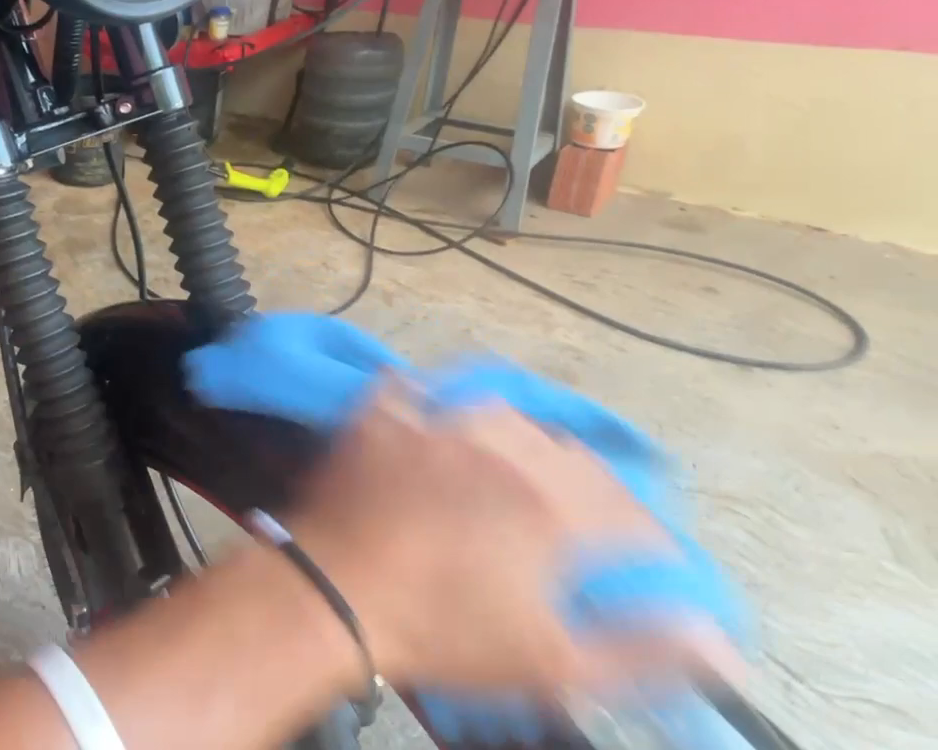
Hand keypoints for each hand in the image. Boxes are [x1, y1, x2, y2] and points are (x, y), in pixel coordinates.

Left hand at [279, 380, 736, 696]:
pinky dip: (428, 395)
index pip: (625, 508)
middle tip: (581, 512)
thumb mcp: (551, 662)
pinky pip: (408, 386)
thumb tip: (718, 640)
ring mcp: (430, 425)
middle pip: (564, 452)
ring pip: (496, 410)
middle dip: (586, 484)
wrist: (330, 592)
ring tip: (520, 460)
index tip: (647, 557)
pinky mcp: (375, 419)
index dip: (646, 536)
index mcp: (550, 505)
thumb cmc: (439, 631)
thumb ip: (642, 650)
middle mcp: (498, 450)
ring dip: (518, 435)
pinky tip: (433, 409)